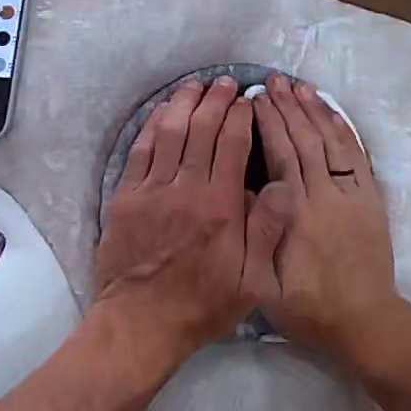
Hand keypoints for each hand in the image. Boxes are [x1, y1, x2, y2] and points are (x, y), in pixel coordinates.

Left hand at [93, 76, 267, 370]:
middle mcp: (187, 189)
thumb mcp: (253, 280)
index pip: (234, 143)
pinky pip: (141, 150)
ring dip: (185, 103)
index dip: (242, 115)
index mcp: (221, 206)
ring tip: (197, 85)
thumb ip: (269, 229)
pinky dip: (154, 124)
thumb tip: (285, 185)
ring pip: (171, 131)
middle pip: (203, 128)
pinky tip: (164, 110)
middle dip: (217, 100)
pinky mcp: (126, 198)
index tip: (249, 100)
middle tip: (227, 83)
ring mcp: (152, 191)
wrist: (139, 327)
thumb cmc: (204, 303)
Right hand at [243, 75, 403, 366]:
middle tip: (273, 82)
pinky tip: (331, 112)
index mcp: (298, 214)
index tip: (255, 100)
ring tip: (299, 87)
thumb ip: (258, 236)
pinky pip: (356, 155)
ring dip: (315, 111)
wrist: (364, 319)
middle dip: (288, 108)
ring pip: (332, 141)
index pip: (282, 156)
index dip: (269, 124)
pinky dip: (343, 130)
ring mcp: (353, 193)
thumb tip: (250, 189)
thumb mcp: (266, 285)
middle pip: (306, 140)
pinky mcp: (371, 197)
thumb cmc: (309, 308)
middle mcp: (326, 195)